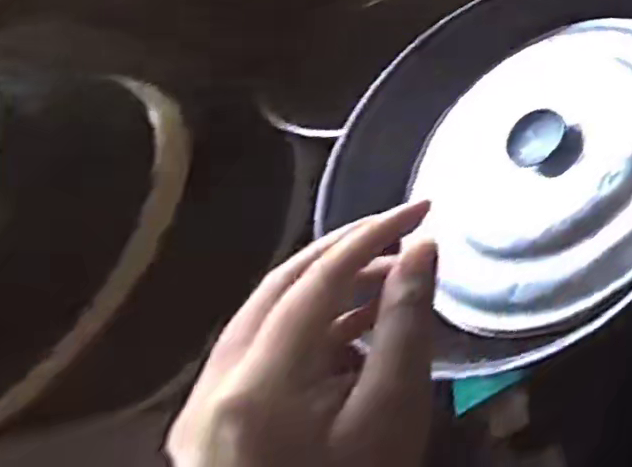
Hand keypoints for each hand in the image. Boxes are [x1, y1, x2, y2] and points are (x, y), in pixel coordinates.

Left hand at [166, 201, 438, 466]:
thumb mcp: (396, 397)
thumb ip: (407, 316)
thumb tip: (423, 246)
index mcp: (254, 386)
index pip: (316, 280)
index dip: (375, 233)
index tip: (427, 207)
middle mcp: (212, 391)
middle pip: (278, 288)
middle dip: (348, 246)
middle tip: (406, 225)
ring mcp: (204, 411)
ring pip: (267, 314)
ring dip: (332, 281)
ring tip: (394, 274)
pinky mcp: (213, 424)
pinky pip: (263, 345)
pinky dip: (316, 317)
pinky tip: (362, 322)